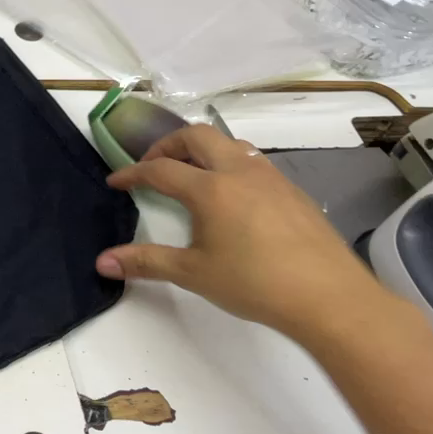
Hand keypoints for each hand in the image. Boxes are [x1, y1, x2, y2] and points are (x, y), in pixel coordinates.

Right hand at [95, 124, 398, 341]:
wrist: (330, 297)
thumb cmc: (254, 283)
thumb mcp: (192, 274)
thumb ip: (146, 262)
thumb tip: (102, 262)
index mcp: (210, 189)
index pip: (160, 169)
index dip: (132, 173)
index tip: (115, 182)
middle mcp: (239, 172)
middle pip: (197, 136)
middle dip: (167, 145)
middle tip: (152, 167)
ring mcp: (271, 178)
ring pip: (230, 144)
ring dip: (202, 151)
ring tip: (190, 175)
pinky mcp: (292, 191)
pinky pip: (253, 162)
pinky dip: (229, 165)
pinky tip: (231, 197)